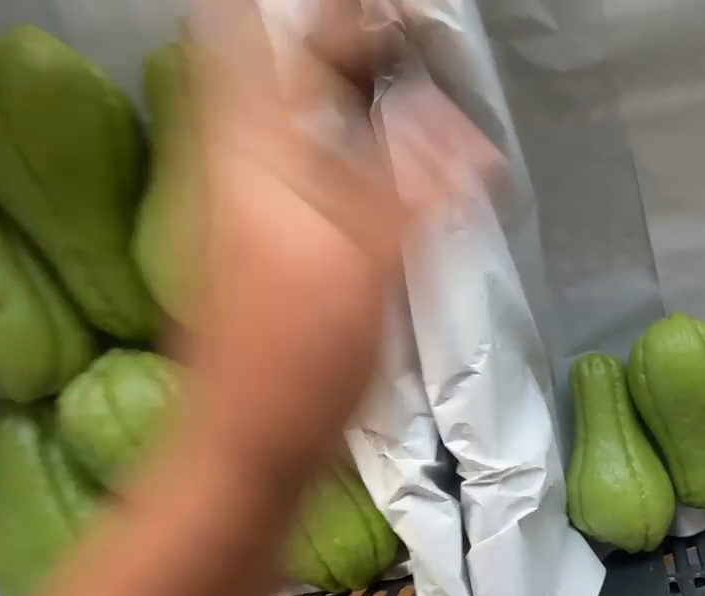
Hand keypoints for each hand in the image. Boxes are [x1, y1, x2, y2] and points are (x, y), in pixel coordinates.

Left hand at [181, 0, 498, 484]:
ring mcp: (254, 201)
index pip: (256, 33)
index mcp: (251, 153)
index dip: (320, 10)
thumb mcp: (364, 272)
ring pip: (292, 109)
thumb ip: (413, 192)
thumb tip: (464, 129)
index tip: (392, 10)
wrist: (251, 443)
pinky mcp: (277, 241)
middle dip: (337, 35)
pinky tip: (394, 155)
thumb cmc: (299, 364)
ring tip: (411, 76)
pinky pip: (310, 161)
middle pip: (273, 62)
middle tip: (408, 36)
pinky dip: (352, 139)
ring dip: (343, 81)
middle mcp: (240, 161)